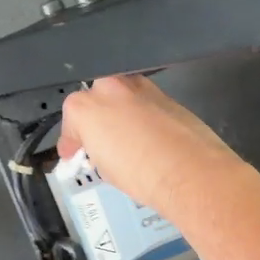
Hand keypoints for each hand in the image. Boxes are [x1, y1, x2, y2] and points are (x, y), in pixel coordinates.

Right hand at [57, 74, 253, 218]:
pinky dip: (142, 117)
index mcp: (87, 105)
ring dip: (120, 115)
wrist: (189, 171)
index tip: (73, 154)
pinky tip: (148, 140)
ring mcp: (142, 87)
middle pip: (96, 99)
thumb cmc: (140, 172)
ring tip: (126, 145)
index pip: (71, 119)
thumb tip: (98, 150)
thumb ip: (94, 150)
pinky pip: (145, 104)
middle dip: (95, 119)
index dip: (71, 141)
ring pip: (122, 97)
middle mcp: (112, 86)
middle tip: (99, 144)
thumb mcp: (103, 168)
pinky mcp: (167, 94)